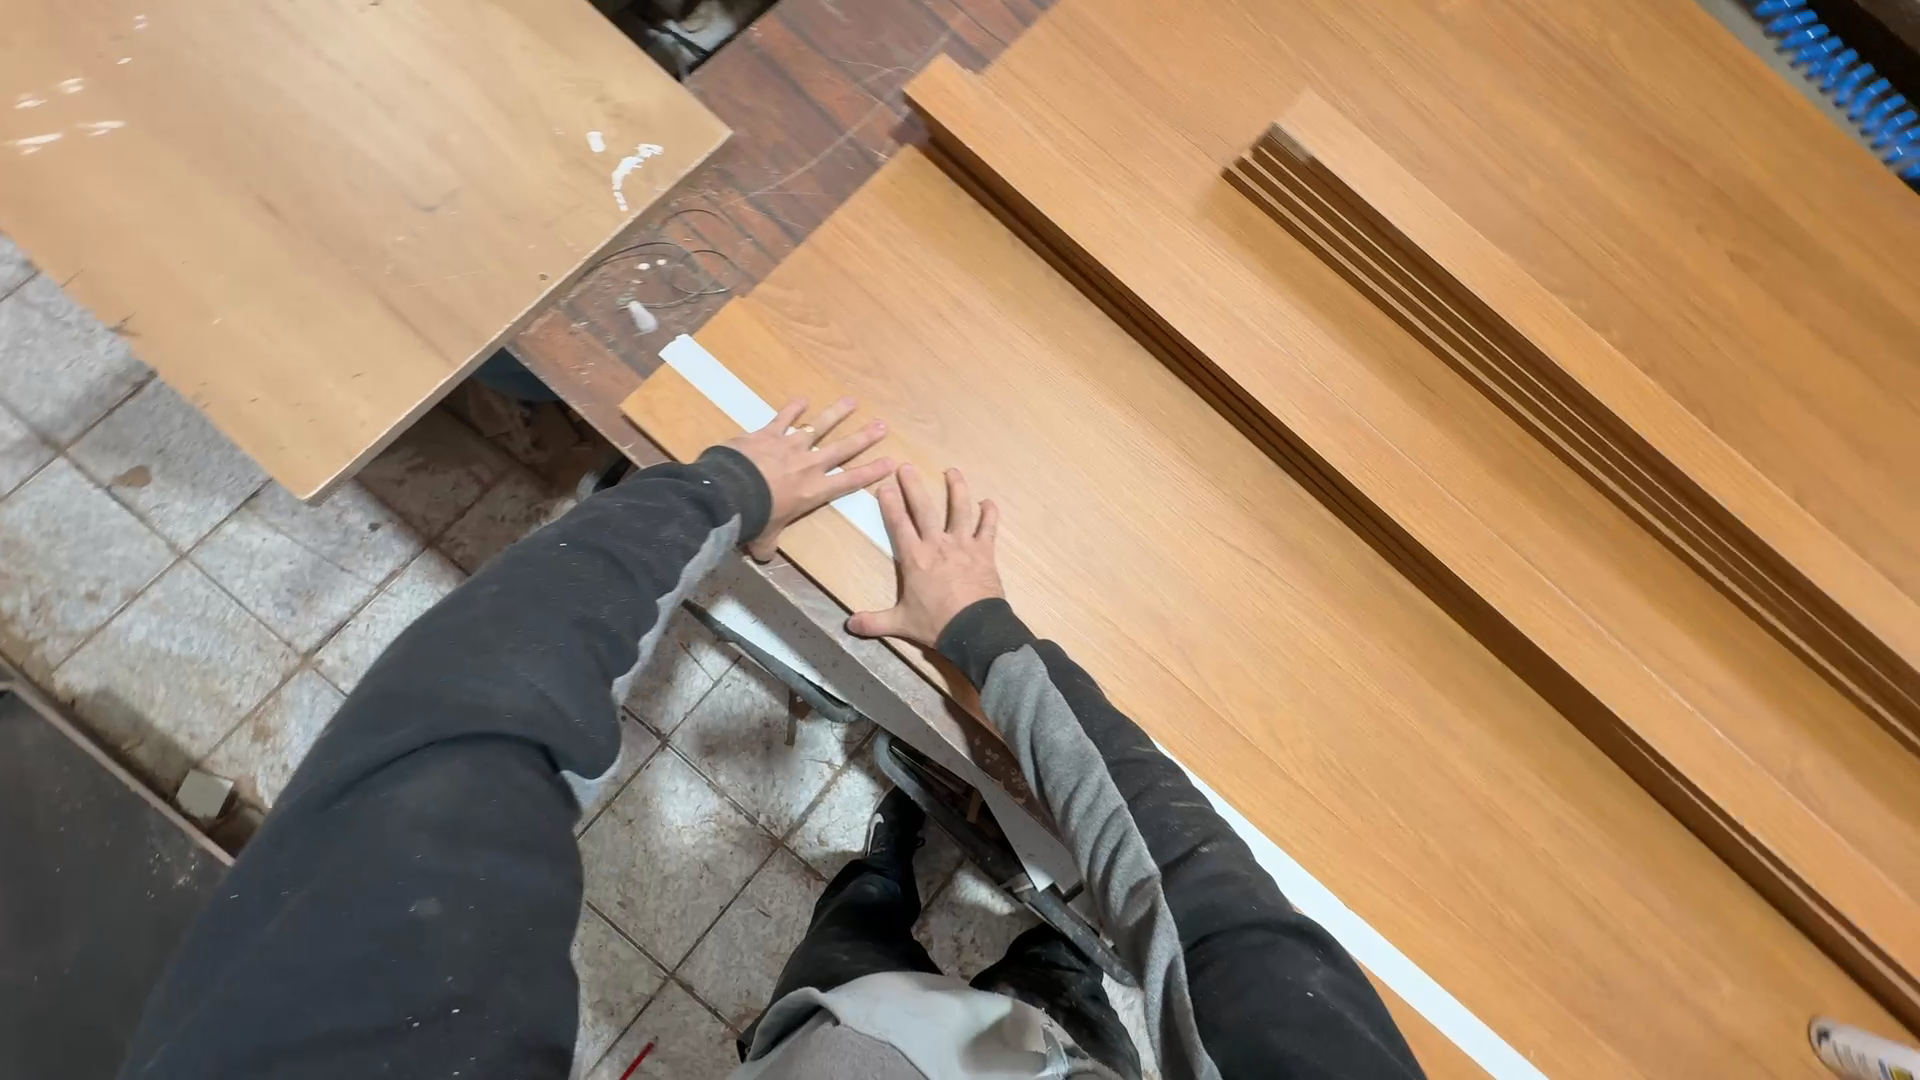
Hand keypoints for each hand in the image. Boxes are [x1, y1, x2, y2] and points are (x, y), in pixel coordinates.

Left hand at [725, 397, 893, 560]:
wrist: (729, 493)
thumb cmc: (754, 518)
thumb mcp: (764, 538)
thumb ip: (768, 544)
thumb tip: (764, 556)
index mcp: (814, 491)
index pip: (850, 481)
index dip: (871, 472)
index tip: (890, 462)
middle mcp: (809, 465)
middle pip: (842, 448)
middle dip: (864, 437)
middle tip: (881, 425)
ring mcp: (790, 446)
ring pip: (819, 426)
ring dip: (836, 413)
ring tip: (852, 401)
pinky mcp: (768, 434)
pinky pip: (783, 418)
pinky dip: (792, 408)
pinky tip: (802, 399)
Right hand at [847, 464, 1004, 647]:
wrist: (974, 628)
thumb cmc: (936, 623)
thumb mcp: (900, 623)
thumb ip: (874, 622)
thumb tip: (849, 625)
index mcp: (915, 558)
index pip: (899, 525)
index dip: (890, 504)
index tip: (884, 485)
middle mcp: (938, 544)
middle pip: (924, 509)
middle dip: (913, 487)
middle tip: (906, 466)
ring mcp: (963, 545)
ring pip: (960, 510)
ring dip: (956, 489)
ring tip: (953, 471)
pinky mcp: (985, 552)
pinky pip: (988, 528)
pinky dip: (990, 514)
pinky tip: (989, 502)